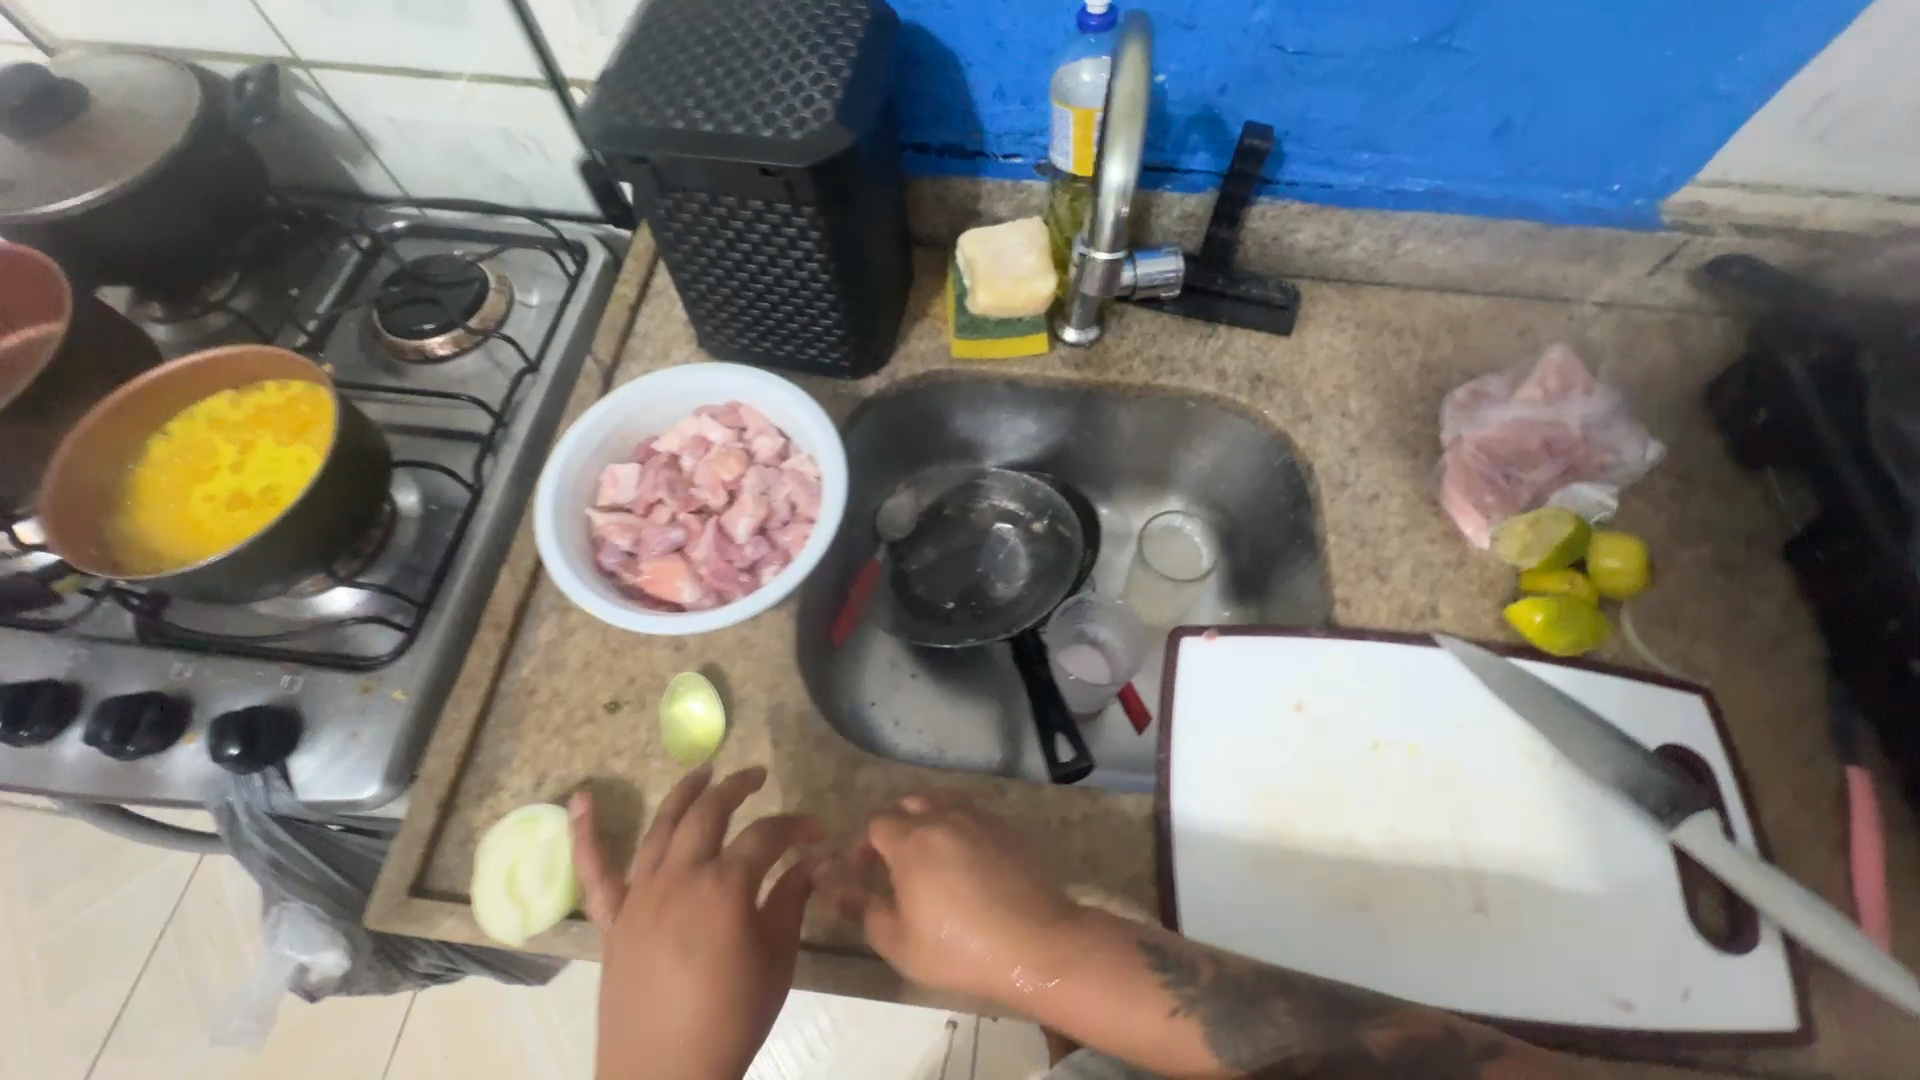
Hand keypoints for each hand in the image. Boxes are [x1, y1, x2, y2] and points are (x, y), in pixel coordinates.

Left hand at [571, 765, 824, 1079]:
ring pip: (661, 827)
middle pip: (709, 814)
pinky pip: (594, 871)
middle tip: (757, 776)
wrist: (663, 1079)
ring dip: (683, 794)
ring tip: (703, 772)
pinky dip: (584, 833)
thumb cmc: (731, 1021)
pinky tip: (579, 800)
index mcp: (725, 887)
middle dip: (737, 787)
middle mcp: (679, 877)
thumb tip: (816, 860)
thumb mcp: (776, 961)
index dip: (796, 827)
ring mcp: (639, 896)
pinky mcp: (612, 920)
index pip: (766, 836)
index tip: (818, 834)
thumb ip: (792, 901)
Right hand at [836, 792, 1084, 1006]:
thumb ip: (868, 913)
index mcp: (911, 841)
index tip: (866, 873)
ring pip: (942, 799)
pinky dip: (958, 823)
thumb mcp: (901, 944)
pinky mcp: (1005, 827)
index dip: (865, 845)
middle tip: (895, 860)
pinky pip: (972, 812)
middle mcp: (943, 817)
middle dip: (895, 825)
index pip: (876, 822)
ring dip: (928, 817)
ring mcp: (978, 818)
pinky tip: (964, 855)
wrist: (1034, 943)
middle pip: (909, 803)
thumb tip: (844, 894)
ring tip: (929, 851)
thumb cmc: (959, 949)